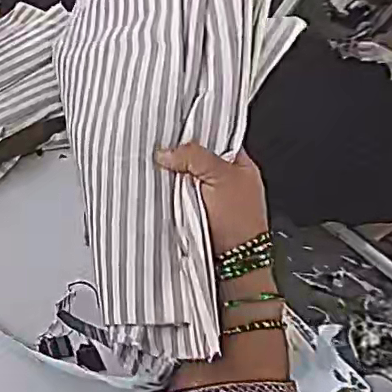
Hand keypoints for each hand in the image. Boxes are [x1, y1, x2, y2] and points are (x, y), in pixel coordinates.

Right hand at [158, 144, 290, 388]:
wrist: (233, 267)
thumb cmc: (239, 225)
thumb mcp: (220, 178)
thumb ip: (194, 156)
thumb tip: (166, 151)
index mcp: (239, 165)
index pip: (215, 135)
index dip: (195, 129)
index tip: (173, 124)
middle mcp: (223, 180)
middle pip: (194, 157)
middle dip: (176, 154)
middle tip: (158, 148)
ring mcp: (206, 199)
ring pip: (182, 178)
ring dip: (169, 177)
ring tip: (152, 168)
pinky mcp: (192, 216)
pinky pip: (174, 198)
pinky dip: (165, 195)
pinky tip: (155, 191)